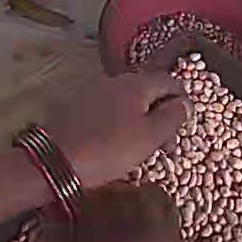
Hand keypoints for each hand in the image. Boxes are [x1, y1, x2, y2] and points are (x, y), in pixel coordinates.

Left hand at [41, 71, 187, 187]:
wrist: (56, 160)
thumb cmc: (109, 149)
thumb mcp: (150, 136)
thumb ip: (172, 116)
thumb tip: (186, 102)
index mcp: (136, 84)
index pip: (170, 81)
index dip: (182, 102)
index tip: (185, 126)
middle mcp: (114, 81)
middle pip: (148, 91)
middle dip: (162, 115)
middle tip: (167, 145)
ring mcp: (93, 92)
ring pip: (128, 102)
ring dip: (141, 121)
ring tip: (143, 149)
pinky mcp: (76, 107)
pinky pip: (108, 111)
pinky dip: (120, 124)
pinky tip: (117, 145)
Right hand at [42, 183, 230, 241]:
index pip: (75, 227)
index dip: (56, 227)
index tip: (44, 231)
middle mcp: (137, 231)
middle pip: (96, 202)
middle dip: (74, 209)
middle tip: (61, 222)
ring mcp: (158, 225)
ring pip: (122, 193)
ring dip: (101, 199)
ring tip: (89, 214)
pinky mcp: (172, 226)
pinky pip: (151, 196)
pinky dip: (134, 194)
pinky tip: (123, 208)